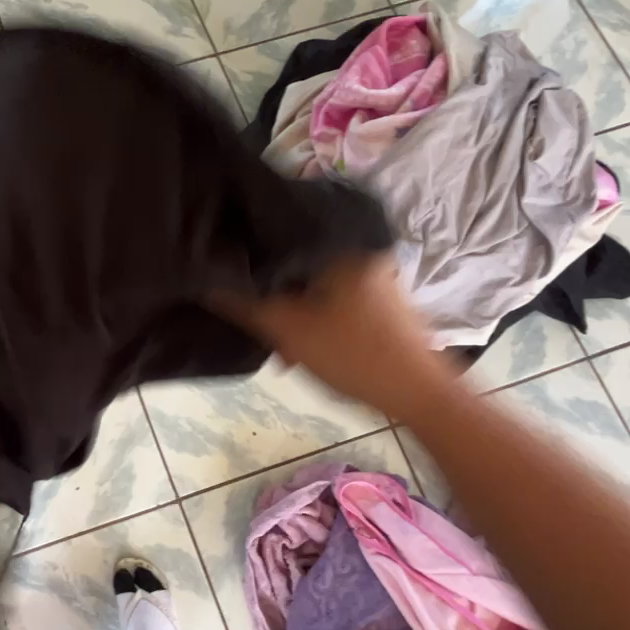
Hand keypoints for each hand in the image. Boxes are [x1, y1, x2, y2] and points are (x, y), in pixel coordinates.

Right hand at [217, 256, 461, 420]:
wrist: (421, 396)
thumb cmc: (354, 355)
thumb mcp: (289, 330)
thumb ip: (245, 303)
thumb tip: (208, 280)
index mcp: (342, 244)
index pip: (280, 233)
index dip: (250, 257)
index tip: (229, 277)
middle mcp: (362, 250)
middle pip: (297, 264)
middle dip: (275, 295)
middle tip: (260, 324)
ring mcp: (376, 275)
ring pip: (315, 285)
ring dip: (294, 312)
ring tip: (283, 345)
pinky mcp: (382, 300)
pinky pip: (335, 298)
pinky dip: (317, 318)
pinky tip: (307, 346)